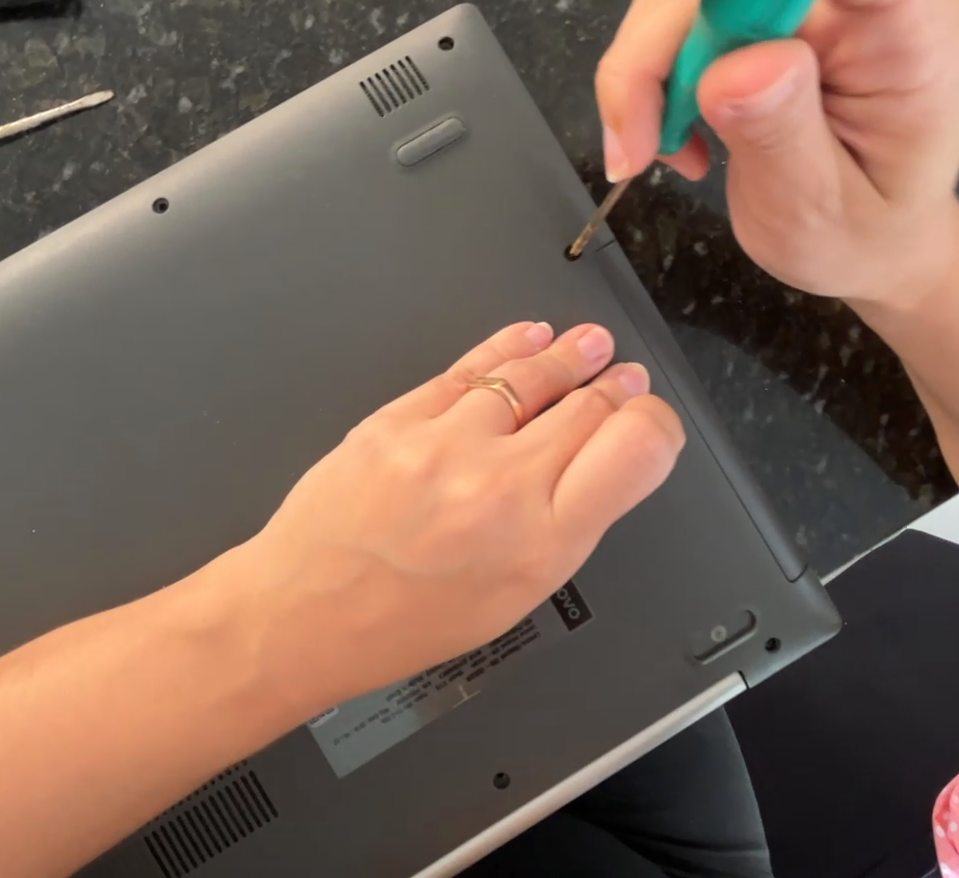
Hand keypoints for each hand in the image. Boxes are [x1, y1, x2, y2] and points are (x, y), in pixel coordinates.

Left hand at [235, 321, 684, 710]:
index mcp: (541, 544)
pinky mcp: (398, 419)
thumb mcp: (512, 596)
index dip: (654, 423)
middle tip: (624, 376)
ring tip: (590, 345)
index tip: (648, 419)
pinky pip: (469, 370)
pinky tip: (530, 338)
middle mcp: (499, 487)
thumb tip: (598, 460)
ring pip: (530, 376)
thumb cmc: (405, 619)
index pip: (634, 450)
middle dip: (615, 387)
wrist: (304, 609)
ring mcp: (444, 445)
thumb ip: (565, 525)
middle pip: (587, 407)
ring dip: (570, 356)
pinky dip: (507, 348)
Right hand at [595, 0, 958, 308]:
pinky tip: (666, 140)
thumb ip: (783, 137)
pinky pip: (680, 20)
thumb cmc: (865, 241)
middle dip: (666, 17)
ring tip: (644, 153)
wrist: (876, 251)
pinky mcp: (762, 22)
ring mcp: (808, 1)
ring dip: (643, 69)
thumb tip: (732, 67)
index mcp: (913, 22)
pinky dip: (647, 79)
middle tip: (635, 126)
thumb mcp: (820, 215)